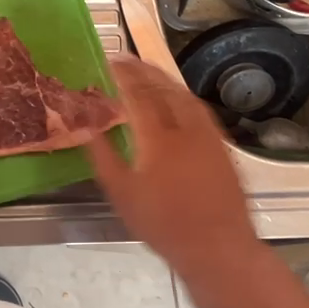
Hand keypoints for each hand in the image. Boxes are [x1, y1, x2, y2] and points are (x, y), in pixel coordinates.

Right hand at [87, 54, 258, 269]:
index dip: (123, 74)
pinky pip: (201, 110)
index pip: (138, 94)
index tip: (109, 62)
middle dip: (143, 70)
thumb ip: (103, 157)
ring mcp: (208, 136)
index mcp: (157, 137)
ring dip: (165, 79)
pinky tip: (178, 98)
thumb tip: (86, 127)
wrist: (218, 248)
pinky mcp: (222, 147)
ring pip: (185, 96)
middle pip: (163, 88)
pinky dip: (184, 95)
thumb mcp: (122, 194)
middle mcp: (185, 129)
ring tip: (149, 71)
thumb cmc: (163, 224)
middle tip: (126, 60)